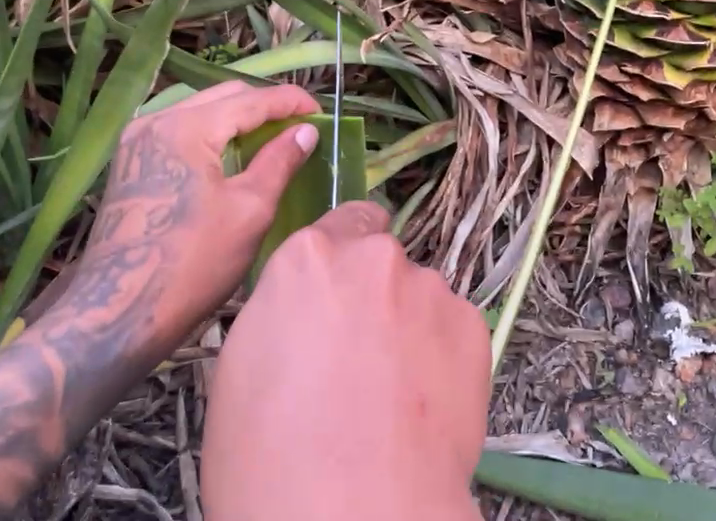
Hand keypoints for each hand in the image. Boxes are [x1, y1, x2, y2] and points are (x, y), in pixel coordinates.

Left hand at [70, 82, 319, 355]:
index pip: (251, 100)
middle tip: (301, 125)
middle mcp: (156, 122)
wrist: (119, 314)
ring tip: (274, 136)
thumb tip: (305, 131)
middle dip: (266, 106)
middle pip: (224, 97)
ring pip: (202, 111)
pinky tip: (235, 152)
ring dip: (240, 118)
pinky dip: (214, 133)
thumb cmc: (194, 262)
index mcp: (186, 128)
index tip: (322, 112)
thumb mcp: (251, 209)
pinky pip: (182, 130)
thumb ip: (280, 161)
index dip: (290, 102)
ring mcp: (137, 142)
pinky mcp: (131, 163)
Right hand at [202, 204, 488, 519]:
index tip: (337, 296)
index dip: (339, 259)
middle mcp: (374, 259)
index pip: (338, 223)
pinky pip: (452, 327)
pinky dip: (442, 354)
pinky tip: (425, 405)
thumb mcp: (242, 373)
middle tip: (361, 356)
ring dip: (409, 325)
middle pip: (379, 258)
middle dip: (373, 293)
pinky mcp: (472, 325)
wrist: (356, 515)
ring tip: (395, 393)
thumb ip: (286, 316)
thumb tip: (308, 315)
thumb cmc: (269, 461)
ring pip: (419, 296)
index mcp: (308, 260)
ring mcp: (429, 289)